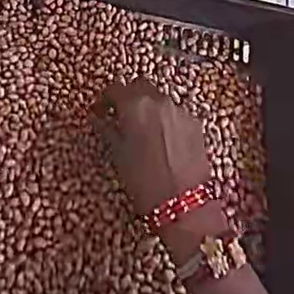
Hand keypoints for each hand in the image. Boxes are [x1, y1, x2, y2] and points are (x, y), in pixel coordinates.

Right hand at [97, 77, 213, 215]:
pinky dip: (165, 120)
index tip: (99, 111)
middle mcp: (159, 100)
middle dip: (128, 97)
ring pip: (159, 99)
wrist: (185, 206)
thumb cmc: (144, 182)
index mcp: (136, 105)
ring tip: (142, 131)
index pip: (115, 89)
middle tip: (120, 116)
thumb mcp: (118, 155)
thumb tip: (97, 118)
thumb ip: (107, 129)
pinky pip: (175, 113)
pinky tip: (162, 141)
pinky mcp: (195, 124)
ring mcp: (180, 110)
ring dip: (148, 108)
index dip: (104, 99)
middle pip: (140, 87)